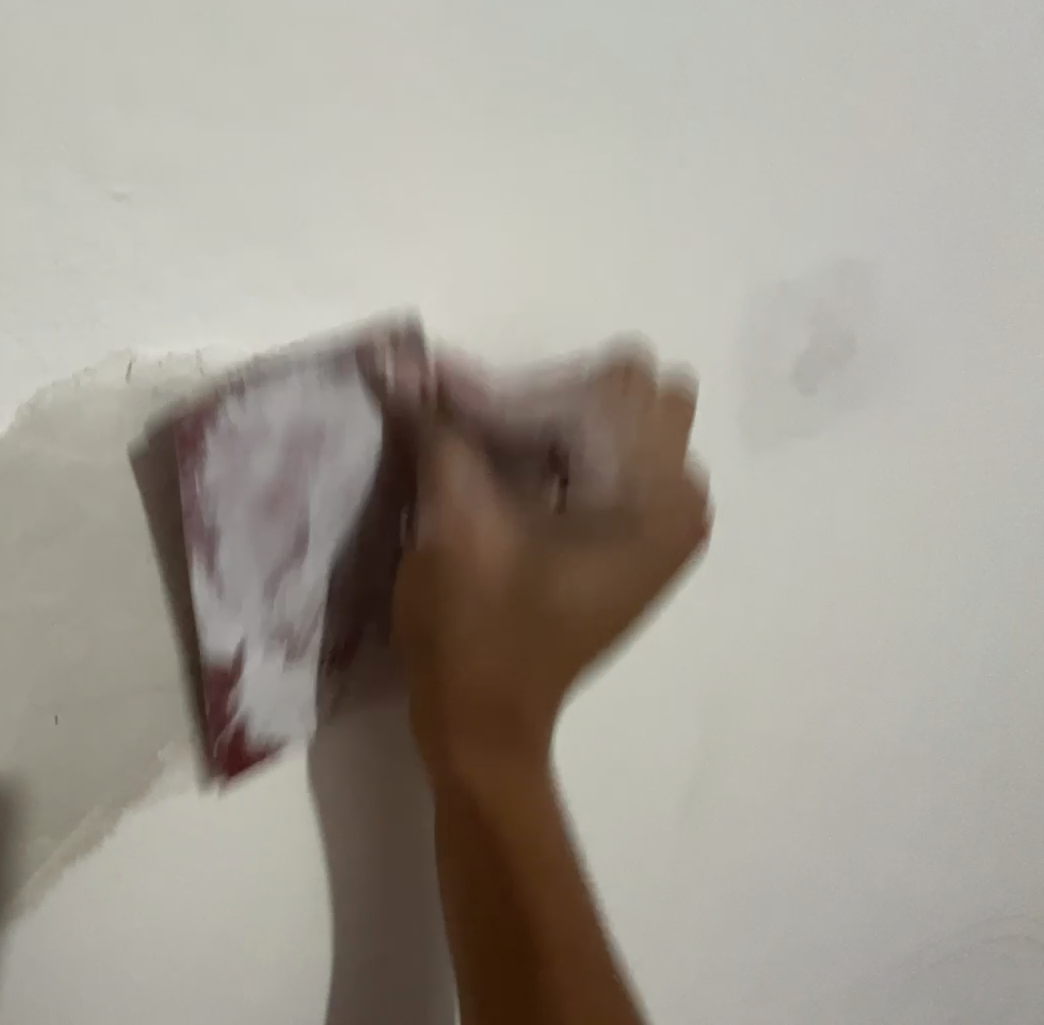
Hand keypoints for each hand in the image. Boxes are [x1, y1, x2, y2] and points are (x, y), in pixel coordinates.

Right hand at [393, 347, 712, 764]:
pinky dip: (546, 444)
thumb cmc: (471, 631)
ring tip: (480, 449)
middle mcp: (678, 498)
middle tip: (466, 429)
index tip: (423, 390)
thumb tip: (399, 359)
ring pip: (617, 415)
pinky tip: (498, 469)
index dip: (496, 391)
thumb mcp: (453, 525)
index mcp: (654, 501)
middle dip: (535, 395)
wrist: (482, 717)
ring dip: (543, 416)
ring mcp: (661, 518)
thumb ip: (439, 432)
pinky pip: (602, 452)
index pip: (589, 394)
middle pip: (623, 389)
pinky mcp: (630, 533)